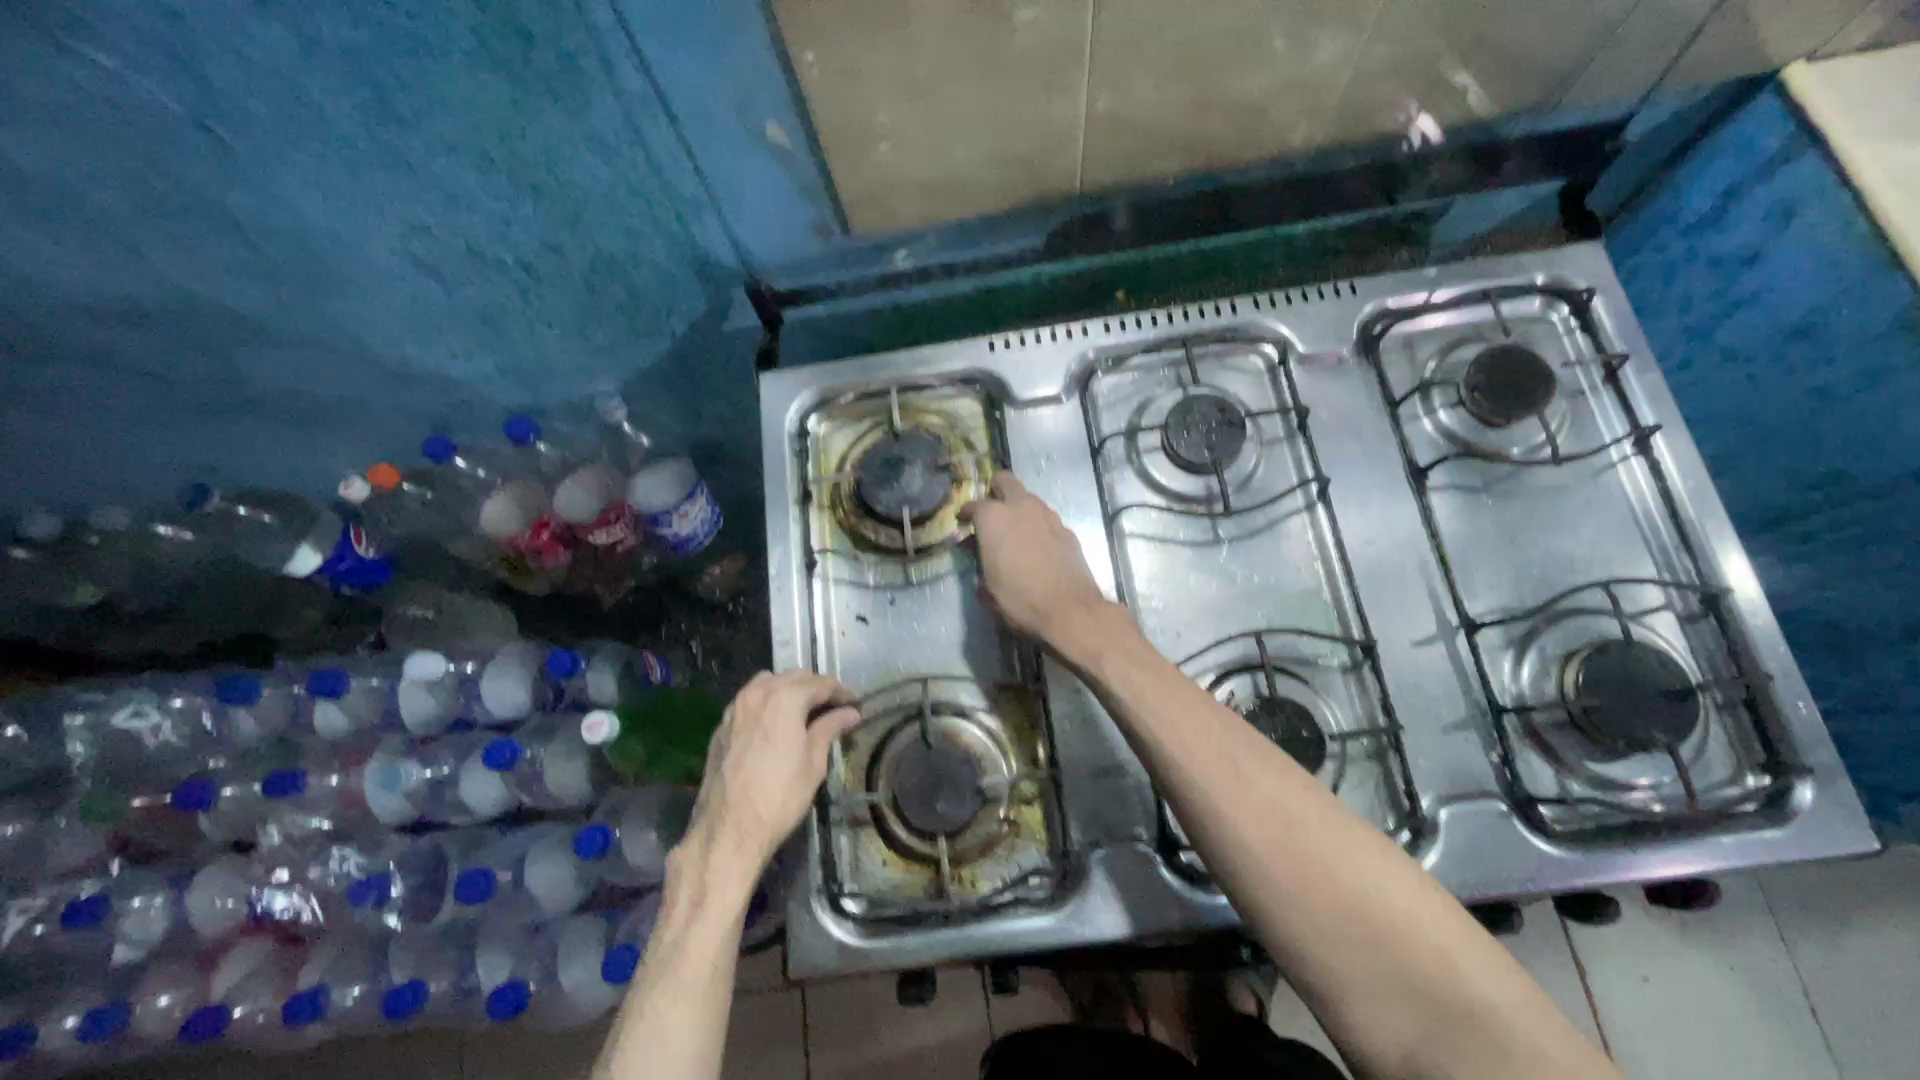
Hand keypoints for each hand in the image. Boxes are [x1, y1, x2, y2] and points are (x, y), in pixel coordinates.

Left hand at [684, 670, 863, 871]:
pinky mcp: (721, 728)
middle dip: (815, 687)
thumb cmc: (780, 795)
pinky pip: (748, 702)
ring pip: (766, 684)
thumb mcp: (814, 762)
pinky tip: (775, 725)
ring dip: (788, 690)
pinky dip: (766, 704)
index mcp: (784, 698)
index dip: (841, 691)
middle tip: (833, 707)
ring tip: (804, 712)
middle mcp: (756, 694)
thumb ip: (830, 729)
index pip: (820, 683)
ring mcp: (734, 709)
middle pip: (792, 677)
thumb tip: (850, 713)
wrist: (729, 827)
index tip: (854, 704)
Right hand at [960, 471, 1117, 649]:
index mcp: (994, 518)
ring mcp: (1048, 516)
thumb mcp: (987, 589)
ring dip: (1018, 509)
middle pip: (1005, 481)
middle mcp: (1021, 507)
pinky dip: (1037, 526)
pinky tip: (1036, 548)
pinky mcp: (1066, 530)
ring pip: (1029, 499)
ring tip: (1014, 533)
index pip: (973, 505)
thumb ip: (980, 566)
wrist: (1070, 610)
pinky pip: (1045, 519)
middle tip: (990, 511)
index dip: (965, 514)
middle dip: (995, 490)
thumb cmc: (1020, 600)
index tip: (963, 523)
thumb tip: (982, 560)